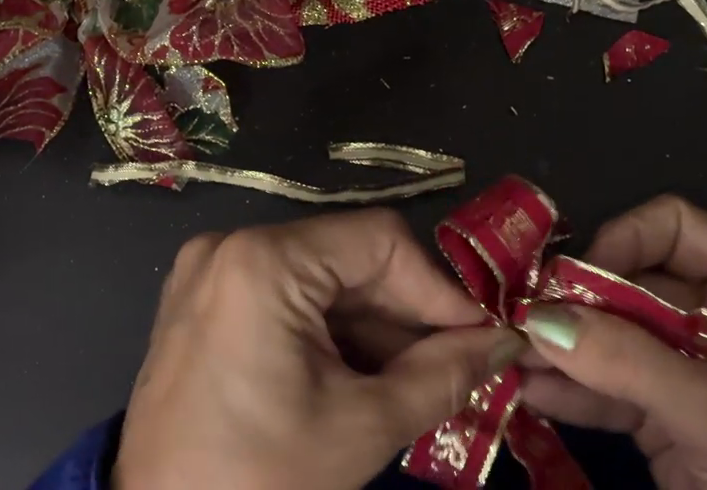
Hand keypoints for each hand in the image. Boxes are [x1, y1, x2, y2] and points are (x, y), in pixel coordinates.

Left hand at [115, 209, 522, 489]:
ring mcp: (211, 270)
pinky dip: (328, 329)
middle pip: (347, 255)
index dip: (436, 286)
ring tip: (414, 378)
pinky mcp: (202, 299)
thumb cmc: (259, 478)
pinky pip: (284, 294)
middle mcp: (231, 245)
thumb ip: (442, 374)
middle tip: (457, 363)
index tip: (481, 336)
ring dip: (371, 324)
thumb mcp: (361, 427)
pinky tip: (360, 375)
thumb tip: (503, 342)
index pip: (378, 239)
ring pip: (319, 277)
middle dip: (404, 311)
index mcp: (263, 260)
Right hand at [518, 196, 706, 489]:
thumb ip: (626, 362)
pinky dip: (568, 388)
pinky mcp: (664, 416)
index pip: (673, 226)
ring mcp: (687, 368)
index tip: (573, 281)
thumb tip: (536, 319)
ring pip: (609, 333)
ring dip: (560, 345)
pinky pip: (606, 384)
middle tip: (518, 316)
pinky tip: (526, 391)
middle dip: (573, 300)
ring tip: (506, 354)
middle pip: (628, 279)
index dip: (621, 241)